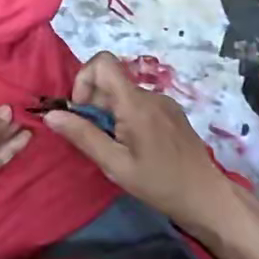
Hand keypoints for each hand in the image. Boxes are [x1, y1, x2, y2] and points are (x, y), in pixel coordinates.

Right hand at [44, 52, 244, 231]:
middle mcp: (150, 94)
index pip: (102, 62)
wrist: (207, 196)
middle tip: (96, 139)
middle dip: (93, 105)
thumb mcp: (115, 165)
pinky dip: (127, 118)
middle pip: (110, 82)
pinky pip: (139, 104)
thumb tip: (51, 114)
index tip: (81, 111)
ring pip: (123, 94)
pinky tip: (135, 147)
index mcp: (135, 103)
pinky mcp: (171, 112)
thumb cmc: (159, 184)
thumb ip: (82, 136)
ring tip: (117, 148)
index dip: (84, 79)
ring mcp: (163, 102)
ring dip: (110, 114)